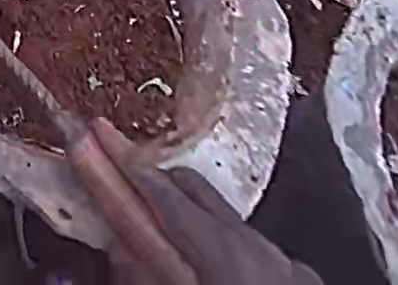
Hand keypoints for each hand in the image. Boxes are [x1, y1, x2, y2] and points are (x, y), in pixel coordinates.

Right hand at [95, 120, 321, 284]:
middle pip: (193, 188)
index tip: (95, 127)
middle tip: (118, 176)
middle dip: (152, 177)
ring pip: (223, 217)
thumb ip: (147, 278)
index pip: (163, 193)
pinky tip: (208, 272)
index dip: (124, 159)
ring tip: (160, 233)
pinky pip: (251, 246)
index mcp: (224, 258)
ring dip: (187, 214)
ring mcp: (287, 266)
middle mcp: (259, 251)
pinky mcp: (303, 281)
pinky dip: (219, 243)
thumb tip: (119, 241)